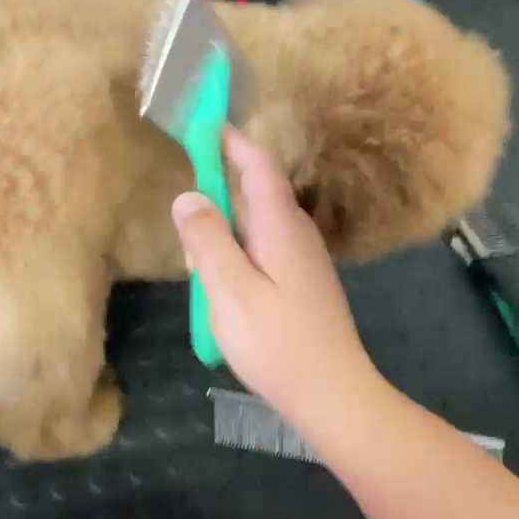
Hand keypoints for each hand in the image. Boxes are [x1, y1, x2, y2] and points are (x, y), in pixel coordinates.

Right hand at [171, 127, 382, 420]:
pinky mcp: (299, 283)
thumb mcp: (228, 289)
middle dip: (219, 184)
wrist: (334, 397)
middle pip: (255, 191)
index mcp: (280, 226)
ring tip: (197, 254)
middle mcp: (295, 234)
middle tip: (185, 199)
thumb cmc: (277, 342)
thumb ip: (206, 239)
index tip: (205, 121)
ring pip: (255, 223)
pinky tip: (219, 281)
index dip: (232, 140)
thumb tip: (188, 196)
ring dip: (223, 224)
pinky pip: (259, 247)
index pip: (258, 166)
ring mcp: (301, 260)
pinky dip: (233, 249)